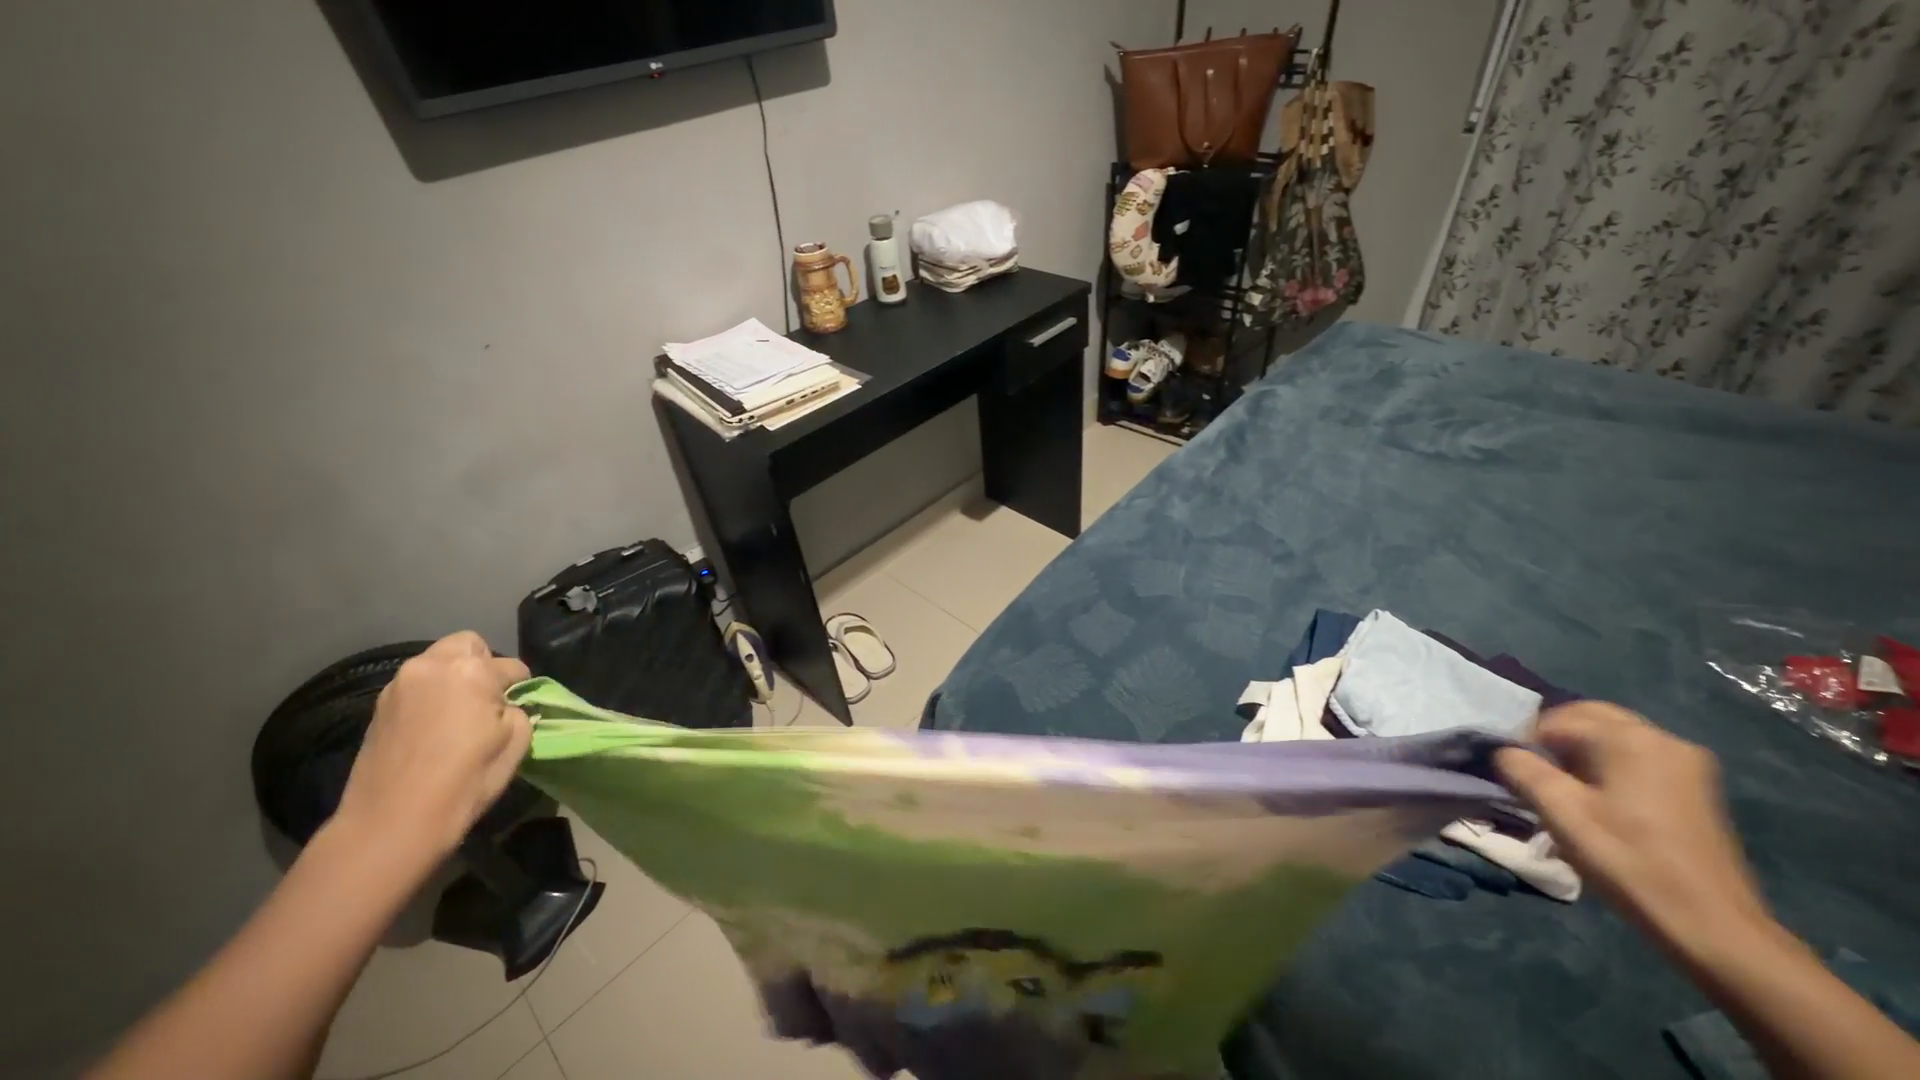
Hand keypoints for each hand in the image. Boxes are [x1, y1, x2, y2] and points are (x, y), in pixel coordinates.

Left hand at [331, 632, 532, 866]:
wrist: (390, 823)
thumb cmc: (463, 784)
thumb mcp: (515, 746)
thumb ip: (518, 712)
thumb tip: (507, 707)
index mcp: (472, 671)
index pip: (513, 667)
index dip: (521, 689)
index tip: (519, 711)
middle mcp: (432, 665)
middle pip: (468, 645)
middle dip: (483, 666)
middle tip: (487, 702)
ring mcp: (400, 683)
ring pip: (438, 662)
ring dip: (454, 678)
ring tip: (458, 715)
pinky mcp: (379, 704)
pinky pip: (416, 684)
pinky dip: (431, 694)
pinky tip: (434, 726)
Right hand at [1495, 702, 1768, 945]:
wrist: (1711, 923)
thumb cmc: (1629, 862)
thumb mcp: (1561, 814)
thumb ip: (1523, 771)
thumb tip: (1504, 752)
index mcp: (1630, 739)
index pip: (1558, 719)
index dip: (1526, 741)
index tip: (1511, 774)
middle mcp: (1663, 738)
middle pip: (1592, 718)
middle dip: (1555, 739)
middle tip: (1532, 774)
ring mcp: (1687, 762)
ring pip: (1616, 737)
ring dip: (1582, 752)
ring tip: (1563, 790)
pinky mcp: (1696, 787)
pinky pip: (1639, 757)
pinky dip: (1610, 765)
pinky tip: (1600, 800)